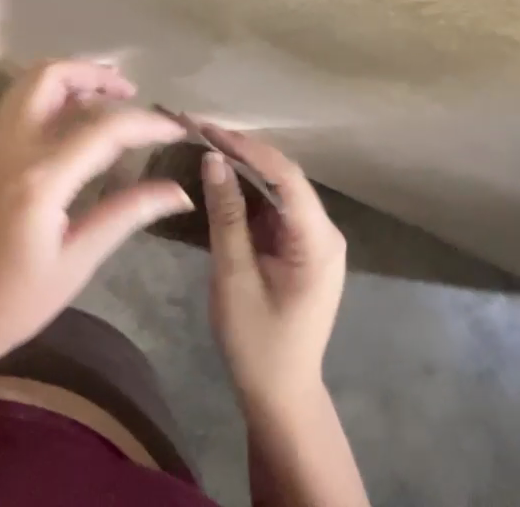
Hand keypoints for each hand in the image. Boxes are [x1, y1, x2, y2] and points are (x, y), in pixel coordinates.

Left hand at [0, 61, 193, 356]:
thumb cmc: (15, 300)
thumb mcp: (77, 261)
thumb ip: (125, 214)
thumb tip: (178, 191)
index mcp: (40, 180)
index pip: (102, 129)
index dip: (146, 124)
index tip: (178, 130)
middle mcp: (14, 150)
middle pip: (49, 78)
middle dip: (94, 73)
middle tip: (131, 92)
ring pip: (29, 84)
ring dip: (70, 78)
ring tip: (109, 97)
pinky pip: (20, 105)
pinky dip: (51, 95)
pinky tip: (78, 119)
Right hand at [201, 126, 346, 418]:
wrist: (279, 392)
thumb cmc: (256, 340)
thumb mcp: (234, 275)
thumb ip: (226, 215)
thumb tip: (213, 158)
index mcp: (318, 240)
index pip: (285, 175)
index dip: (245, 145)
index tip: (204, 126)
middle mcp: (324, 233)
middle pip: (284, 177)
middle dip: (241, 150)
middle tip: (196, 128)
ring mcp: (314, 242)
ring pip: (278, 190)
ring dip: (242, 168)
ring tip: (201, 144)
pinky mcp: (299, 250)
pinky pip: (273, 210)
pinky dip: (246, 193)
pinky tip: (218, 180)